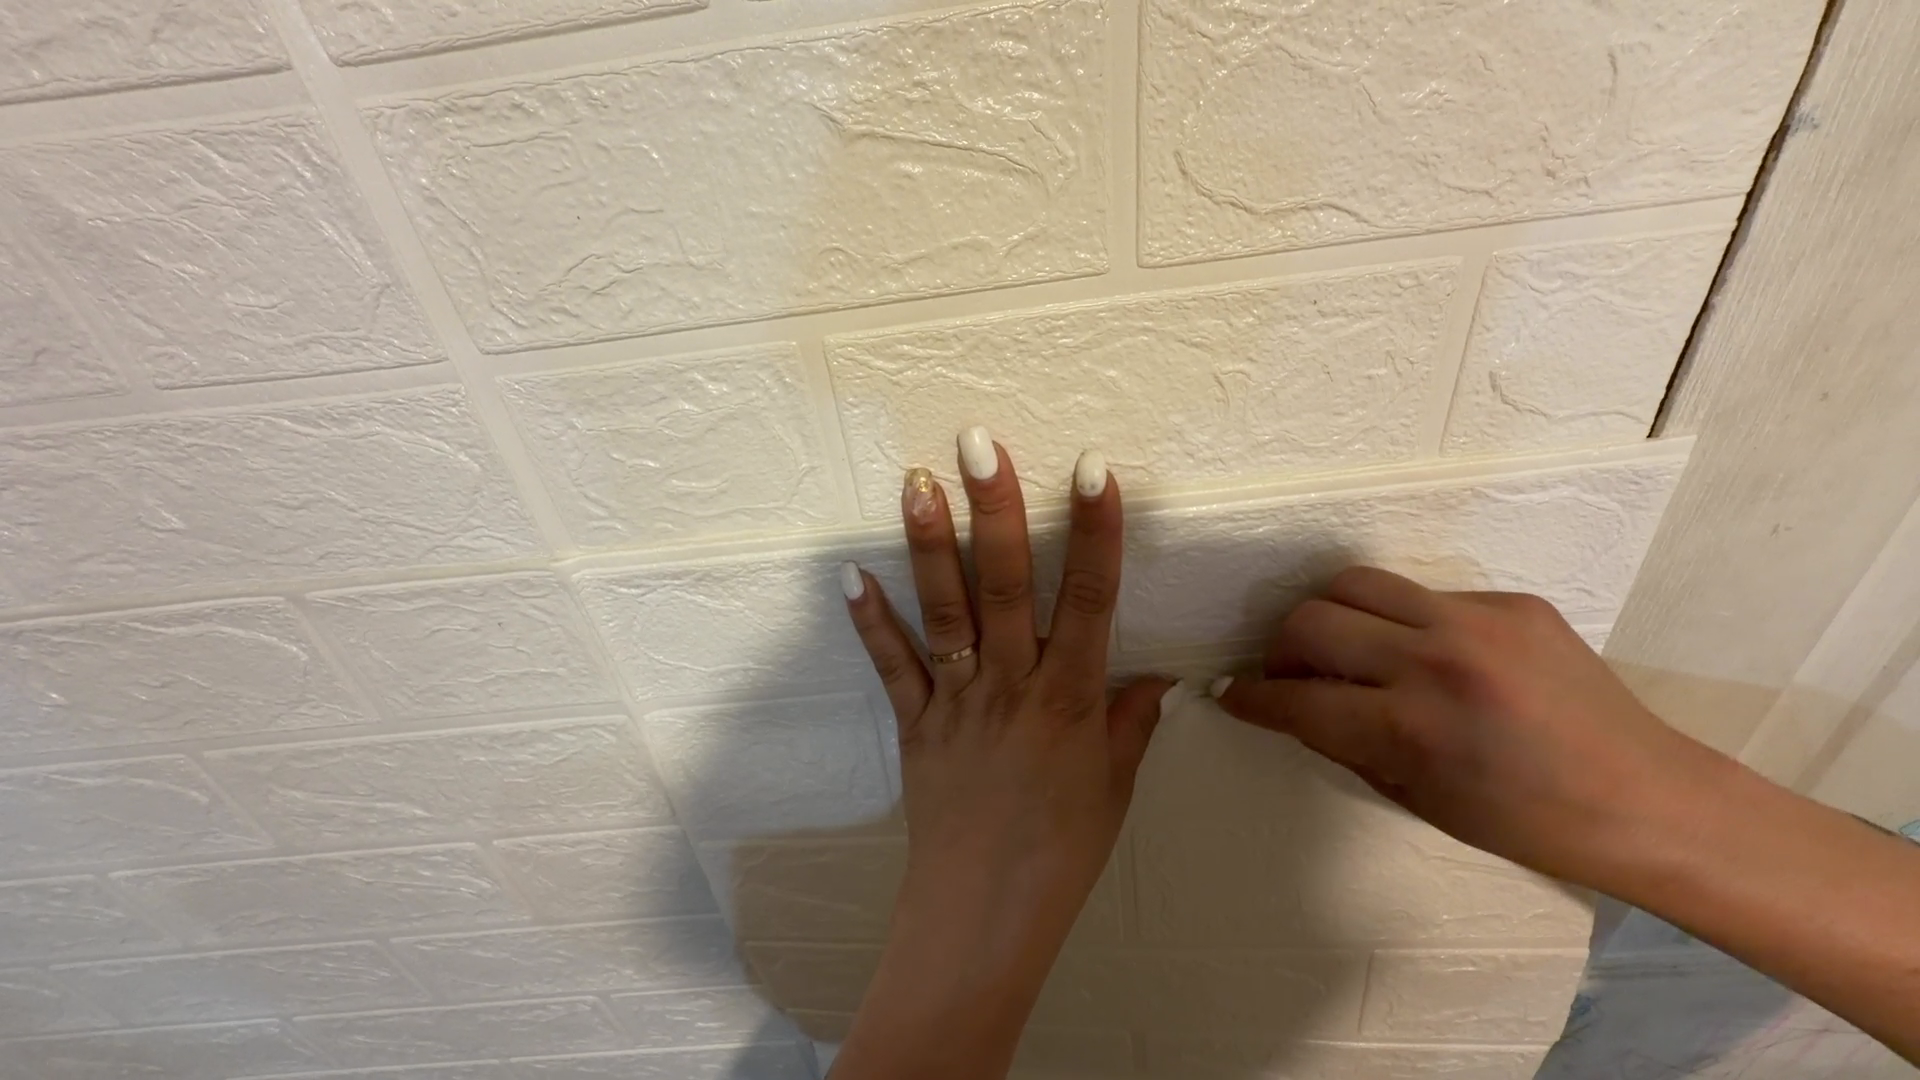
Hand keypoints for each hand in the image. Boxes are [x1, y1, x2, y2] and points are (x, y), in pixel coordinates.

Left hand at [831, 429, 1169, 1078]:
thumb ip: (1130, 723)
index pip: (1090, 599)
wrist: (984, 916)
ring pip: (946, 611)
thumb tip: (1158, 677)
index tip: (1093, 470)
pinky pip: (892, 666)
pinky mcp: (916, 724)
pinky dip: (871, 621)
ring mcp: (958, 701)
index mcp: (1071, 699)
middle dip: (997, 510)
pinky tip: (851, 574)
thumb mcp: (1114, 788)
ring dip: (931, 544)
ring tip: (916, 482)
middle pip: (1007, 585)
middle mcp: (1013, 686)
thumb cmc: (1061, 853)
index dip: (1095, 532)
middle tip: (979, 444)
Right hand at [1213, 566, 1731, 891]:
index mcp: (1415, 726)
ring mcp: (1478, 620)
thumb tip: (1292, 705)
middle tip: (1290, 675)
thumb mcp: (1416, 797)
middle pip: (1311, 620)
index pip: (1296, 698)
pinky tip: (1421, 653)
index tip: (1233, 696)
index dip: (1252, 698)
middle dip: (1280, 650)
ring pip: (1354, 583)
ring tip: (1340, 648)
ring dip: (1328, 616)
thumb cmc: (1526, 823)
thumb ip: (1344, 742)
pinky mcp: (1510, 601)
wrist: (1651, 801)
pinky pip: (1420, 594)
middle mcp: (1439, 658)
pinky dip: (1397, 622)